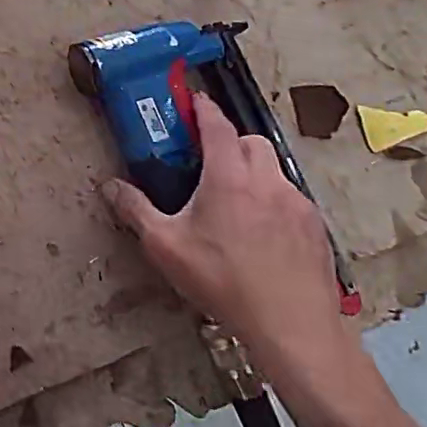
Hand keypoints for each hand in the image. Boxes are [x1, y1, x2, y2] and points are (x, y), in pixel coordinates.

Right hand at [101, 92, 344, 356]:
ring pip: (274, 169)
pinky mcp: (315, 225)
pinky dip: (276, 203)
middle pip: (251, 141)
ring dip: (256, 174)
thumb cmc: (224, 282)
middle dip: (232, 143)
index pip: (217, 125)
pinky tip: (266, 235)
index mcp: (228, 176)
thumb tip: (111, 186)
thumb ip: (136, 211)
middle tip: (214, 166)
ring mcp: (296, 201)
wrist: (291, 325)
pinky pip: (292, 199)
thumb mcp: (167, 247)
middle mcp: (266, 179)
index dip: (205, 109)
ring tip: (239, 206)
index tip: (196, 101)